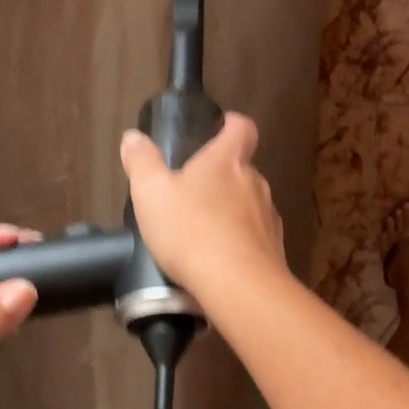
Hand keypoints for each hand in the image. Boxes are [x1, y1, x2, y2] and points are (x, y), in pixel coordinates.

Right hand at [120, 113, 285, 291]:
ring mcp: (268, 216)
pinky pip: (255, 237)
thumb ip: (142, 163)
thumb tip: (134, 138)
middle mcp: (255, 183)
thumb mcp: (151, 193)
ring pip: (250, 205)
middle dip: (221, 177)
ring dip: (230, 212)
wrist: (238, 284)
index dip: (231, 124)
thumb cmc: (190, 230)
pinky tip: (219, 259)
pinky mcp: (274, 247)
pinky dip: (239, 242)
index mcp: (228, 161)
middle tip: (192, 193)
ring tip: (201, 231)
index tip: (220, 127)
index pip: (241, 128)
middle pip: (242, 169)